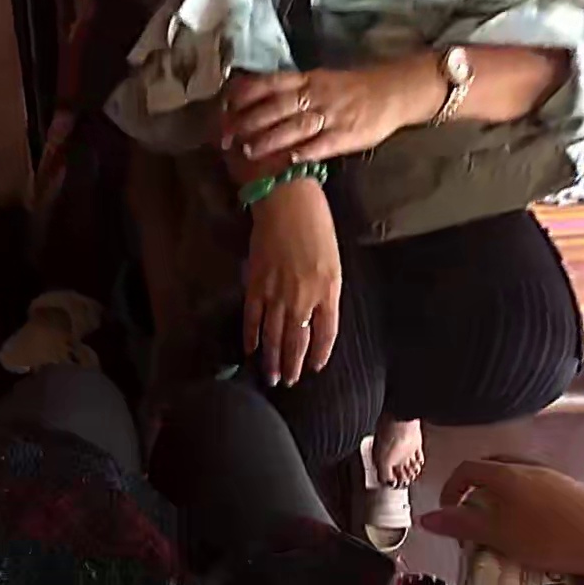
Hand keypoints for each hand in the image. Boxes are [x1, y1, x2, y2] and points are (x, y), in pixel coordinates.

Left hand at [221, 59, 435, 163]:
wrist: (396, 91)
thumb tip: (257, 100)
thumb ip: (293, 91)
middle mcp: (317, 95)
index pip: (272, 83)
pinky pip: (324, 144)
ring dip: (271, 139)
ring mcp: (332, 115)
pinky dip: (307, 151)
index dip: (247, 93)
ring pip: (296, 126)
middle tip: (227, 136)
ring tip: (250, 151)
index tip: (224, 104)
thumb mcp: (321, 82)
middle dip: (250, 121)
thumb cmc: (352, 90)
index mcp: (309, 80)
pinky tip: (291, 159)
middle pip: (278, 106)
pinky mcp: (347, 134)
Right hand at [245, 178, 341, 386]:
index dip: (319, 353)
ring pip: (274, 335)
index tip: (313, 368)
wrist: (287, 202)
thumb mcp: (332, 260)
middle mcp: (303, 298)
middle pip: (297, 340)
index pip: (325, 332)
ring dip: (273, 359)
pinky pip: (252, 318)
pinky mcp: (256, 286)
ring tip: (271, 377)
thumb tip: (315, 315)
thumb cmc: (316, 225)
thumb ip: (325, 290)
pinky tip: (250, 350)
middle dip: (293, 364)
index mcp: (328, 289)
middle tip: (289, 382)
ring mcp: (277, 294)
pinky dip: (251, 336)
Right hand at [419, 459, 583, 580]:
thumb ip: (460, 525)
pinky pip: (543, 489)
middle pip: (493, 466)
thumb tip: (424, 519)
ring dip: (504, 495)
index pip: (466, 469)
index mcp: (506, 474)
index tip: (448, 512)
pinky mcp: (582, 493)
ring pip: (520, 478)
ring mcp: (560, 479)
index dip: (450, 488)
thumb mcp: (498, 536)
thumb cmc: (551, 539)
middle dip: (476, 486)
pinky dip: (529, 502)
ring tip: (504, 522)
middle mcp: (531, 469)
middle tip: (472, 510)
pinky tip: (537, 528)